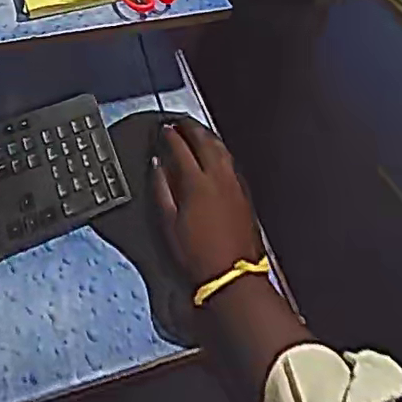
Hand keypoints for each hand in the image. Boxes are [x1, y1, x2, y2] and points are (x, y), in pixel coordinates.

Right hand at [151, 120, 264, 285]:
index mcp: (196, 183)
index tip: (163, 129)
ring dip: (207, 136)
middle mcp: (218, 178)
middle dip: (190, 128)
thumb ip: (161, 188)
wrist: (233, 279)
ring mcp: (234, 185)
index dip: (170, 135)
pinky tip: (215, 153)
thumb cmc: (197, 254)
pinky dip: (220, 151)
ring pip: (222, 149)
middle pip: (205, 141)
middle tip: (179, 122)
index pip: (181, 148)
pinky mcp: (244, 195)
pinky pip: (231, 163)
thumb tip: (157, 166)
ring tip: (197, 131)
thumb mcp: (168, 222)